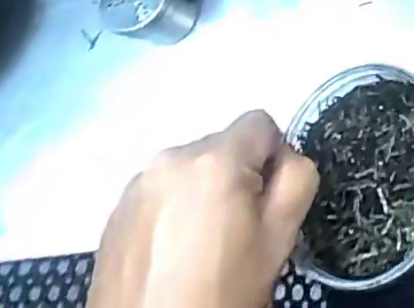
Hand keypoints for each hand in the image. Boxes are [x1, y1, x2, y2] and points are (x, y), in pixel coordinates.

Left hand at [89, 111, 318, 307]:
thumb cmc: (223, 293)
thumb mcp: (278, 240)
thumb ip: (297, 179)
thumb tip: (285, 156)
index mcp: (216, 158)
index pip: (260, 123)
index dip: (273, 159)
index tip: (265, 204)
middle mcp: (172, 156)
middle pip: (223, 147)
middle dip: (236, 179)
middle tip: (235, 234)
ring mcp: (139, 183)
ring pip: (191, 169)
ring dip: (203, 193)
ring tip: (200, 249)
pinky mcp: (116, 210)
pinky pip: (160, 192)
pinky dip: (172, 212)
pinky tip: (171, 257)